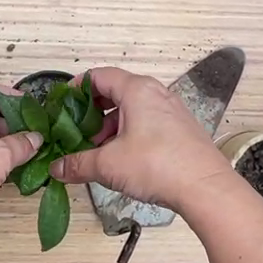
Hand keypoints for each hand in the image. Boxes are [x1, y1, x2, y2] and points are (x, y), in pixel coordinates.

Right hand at [46, 66, 236, 212]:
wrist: (204, 187)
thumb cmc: (158, 166)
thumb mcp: (108, 165)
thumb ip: (78, 164)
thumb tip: (57, 168)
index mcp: (137, 90)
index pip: (100, 76)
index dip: (77, 87)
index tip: (63, 103)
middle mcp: (155, 94)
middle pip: (115, 92)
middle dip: (92, 112)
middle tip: (76, 132)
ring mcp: (170, 111)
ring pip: (131, 111)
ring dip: (110, 127)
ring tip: (97, 151)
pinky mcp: (179, 130)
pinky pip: (146, 124)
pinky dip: (129, 135)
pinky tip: (121, 159)